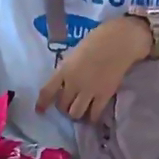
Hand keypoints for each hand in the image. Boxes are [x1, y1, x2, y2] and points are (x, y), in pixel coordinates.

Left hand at [35, 15, 151, 121]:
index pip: (47, 91)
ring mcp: (88, 90)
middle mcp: (73, 83)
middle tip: (70, 105)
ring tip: (81, 111)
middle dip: (64, 108)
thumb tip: (65, 83)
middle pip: (62, 105)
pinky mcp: (104, 96)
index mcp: (64, 70)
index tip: (39, 111)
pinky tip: (92, 117)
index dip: (42, 103)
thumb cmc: (97, 40)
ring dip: (76, 114)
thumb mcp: (74, 54)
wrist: (119, 41)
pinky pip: (94, 114)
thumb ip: (68, 70)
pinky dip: (91, 118)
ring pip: (75, 113)